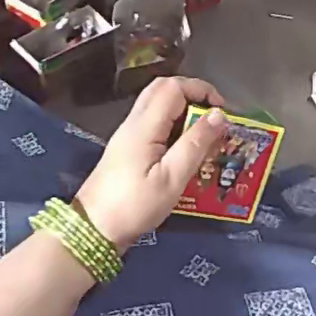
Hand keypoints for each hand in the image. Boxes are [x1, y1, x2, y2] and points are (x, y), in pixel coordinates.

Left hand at [77, 77, 228, 246]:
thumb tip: (219, 115)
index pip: (173, 87)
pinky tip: (185, 147)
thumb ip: (196, 144)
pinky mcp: (127, 147)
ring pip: (157, 104)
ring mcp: (128, 134)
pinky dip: (173, 124)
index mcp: (145, 126)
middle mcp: (134, 122)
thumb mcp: (172, 178)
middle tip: (213, 117)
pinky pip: (153, 122)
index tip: (222, 112)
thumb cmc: (135, 205)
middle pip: (163, 88)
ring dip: (183, 109)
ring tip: (204, 132)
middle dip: (193, 94)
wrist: (94, 228)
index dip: (201, 90)